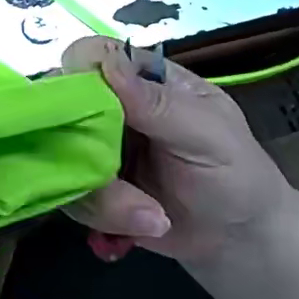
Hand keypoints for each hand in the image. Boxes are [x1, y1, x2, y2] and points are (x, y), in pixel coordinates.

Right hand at [61, 36, 292, 265]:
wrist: (239, 241)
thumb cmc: (237, 176)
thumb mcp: (209, 136)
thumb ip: (158, 103)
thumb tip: (105, 62)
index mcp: (142, 80)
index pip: (90, 56)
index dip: (77, 75)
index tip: (84, 109)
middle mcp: (108, 108)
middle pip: (59, 108)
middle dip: (84, 152)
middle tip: (118, 180)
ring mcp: (92, 147)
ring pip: (60, 159)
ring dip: (102, 196)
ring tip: (151, 216)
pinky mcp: (85, 185)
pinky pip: (67, 194)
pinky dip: (102, 215)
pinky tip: (140, 225)